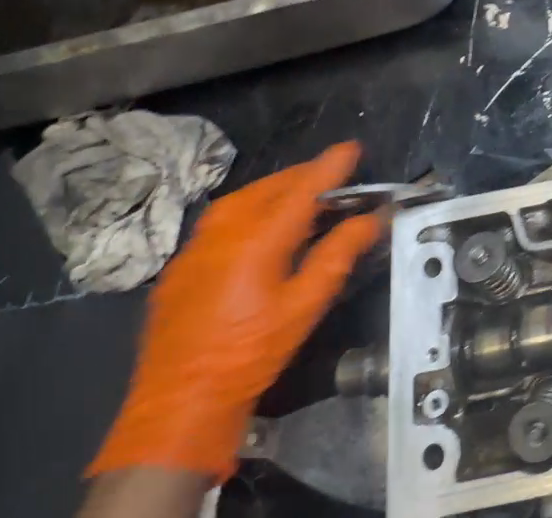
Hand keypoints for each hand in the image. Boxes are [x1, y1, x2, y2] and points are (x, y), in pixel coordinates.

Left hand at [87, 142, 383, 481]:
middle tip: (334, 175)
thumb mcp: (306, 306)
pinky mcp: (180, 267)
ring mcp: (194, 249)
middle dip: (303, 176)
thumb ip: (339, 255)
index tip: (352, 148)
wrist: (178, 402)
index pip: (302, 189)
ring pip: (239, 202)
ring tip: (301, 194)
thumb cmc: (251, 354)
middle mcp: (222, 233)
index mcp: (258, 239)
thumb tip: (373, 219)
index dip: (330, 167)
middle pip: (269, 188)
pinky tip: (261, 229)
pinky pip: (219, 222)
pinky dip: (248, 211)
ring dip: (274, 190)